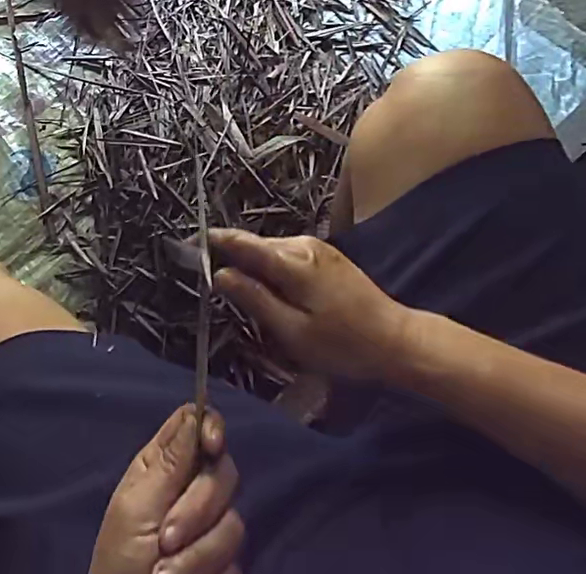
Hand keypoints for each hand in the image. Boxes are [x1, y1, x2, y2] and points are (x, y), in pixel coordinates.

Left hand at [90, 404, 243, 573]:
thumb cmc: (119, 562)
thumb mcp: (136, 508)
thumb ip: (170, 462)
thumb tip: (196, 412)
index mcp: (164, 462)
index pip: (197, 421)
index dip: (211, 425)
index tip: (212, 445)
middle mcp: (191, 486)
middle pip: (223, 469)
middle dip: (198, 507)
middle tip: (165, 539)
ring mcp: (210, 524)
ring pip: (233, 518)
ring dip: (197, 552)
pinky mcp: (223, 560)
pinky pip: (236, 556)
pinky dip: (207, 571)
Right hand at [210, 229, 413, 381]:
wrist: (396, 339)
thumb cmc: (344, 345)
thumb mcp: (293, 332)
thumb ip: (255, 300)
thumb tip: (220, 275)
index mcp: (293, 262)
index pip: (243, 243)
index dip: (214, 241)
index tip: (189, 244)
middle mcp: (303, 245)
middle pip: (255, 246)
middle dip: (233, 258)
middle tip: (213, 282)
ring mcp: (316, 247)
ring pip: (271, 250)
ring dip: (254, 266)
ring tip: (243, 293)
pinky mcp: (325, 254)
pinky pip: (286, 255)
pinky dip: (272, 269)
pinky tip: (273, 291)